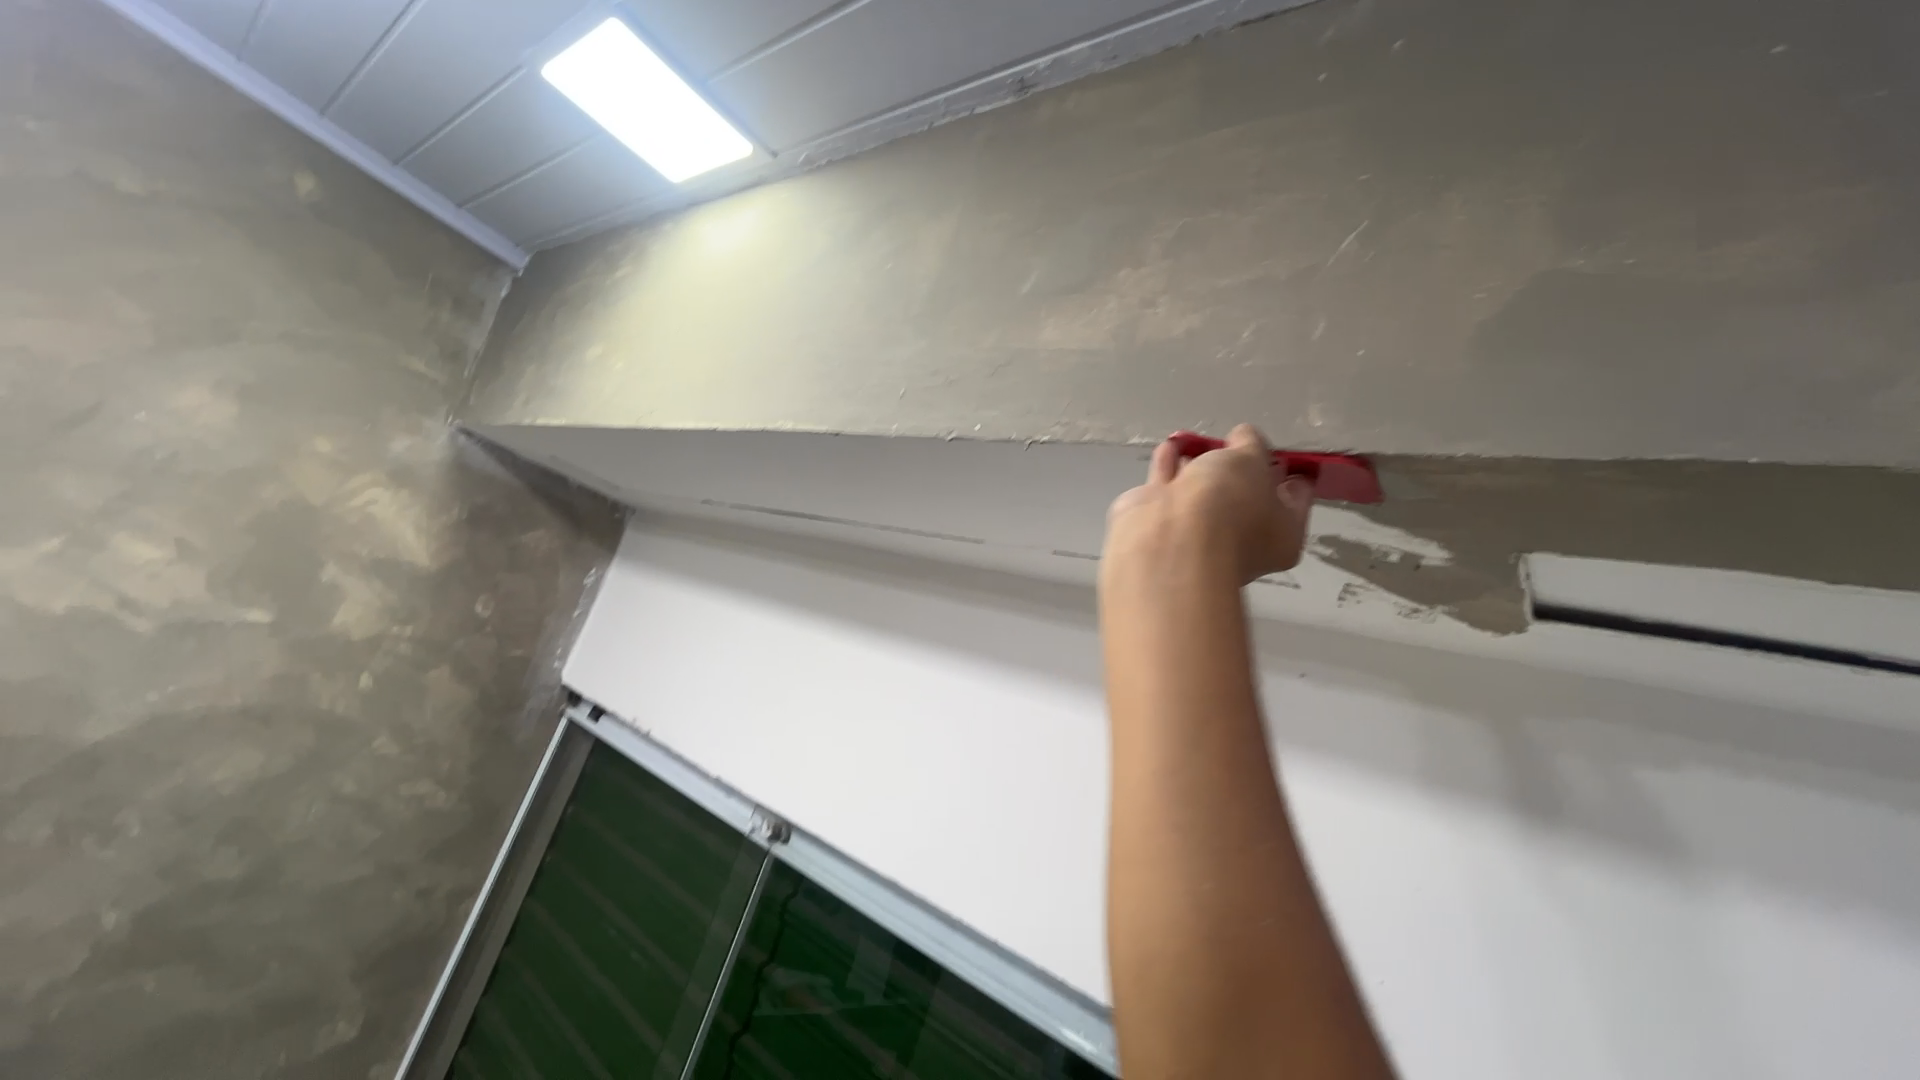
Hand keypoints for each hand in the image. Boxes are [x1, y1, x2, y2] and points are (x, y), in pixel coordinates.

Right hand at [1102, 424, 1315, 588]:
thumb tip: (1244, 438)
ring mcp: (1201, 535)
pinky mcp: (1163, 525)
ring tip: (1199, 439)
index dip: (1291, 470)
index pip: (1295, 497)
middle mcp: (1243, 539)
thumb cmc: (1230, 504)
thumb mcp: (1252, 459)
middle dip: (1239, 468)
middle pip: (1246, 495)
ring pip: (1204, 492)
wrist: (1172, 538)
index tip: (1279, 450)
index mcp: (1282, 533)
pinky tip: (1169, 446)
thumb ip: (1251, 443)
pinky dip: (1169, 467)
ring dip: (1200, 466)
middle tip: (1237, 442)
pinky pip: (1170, 488)